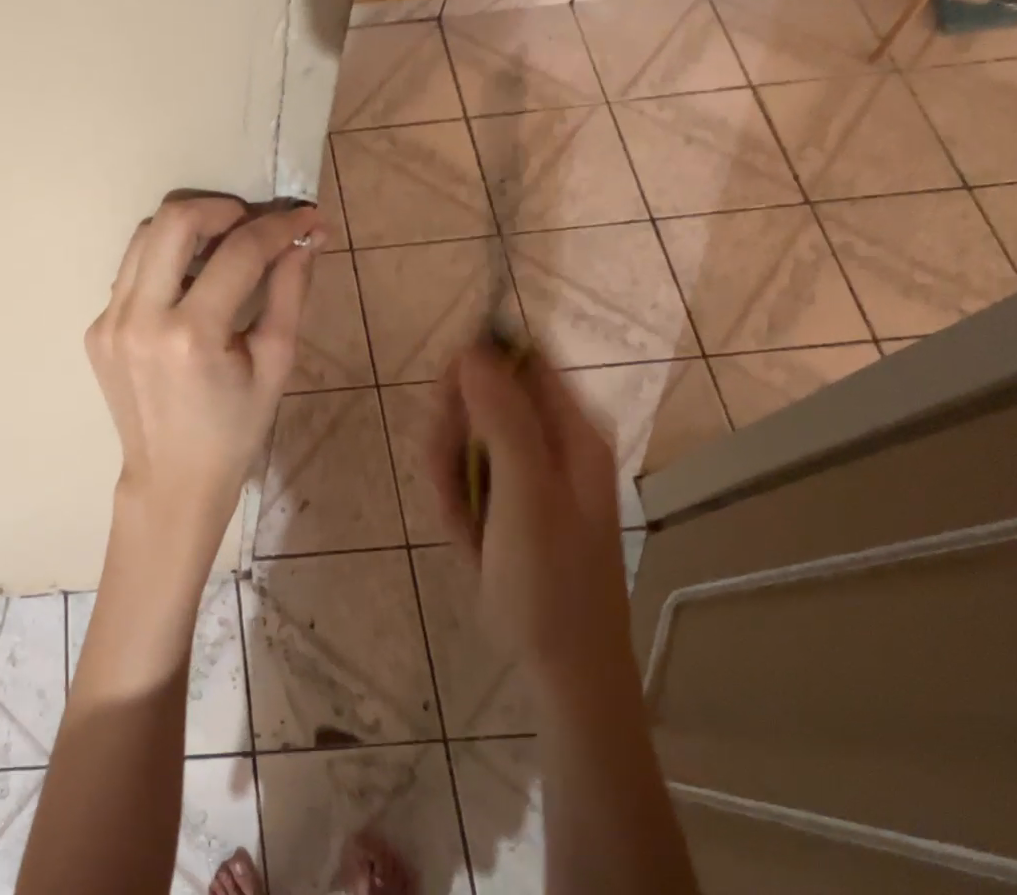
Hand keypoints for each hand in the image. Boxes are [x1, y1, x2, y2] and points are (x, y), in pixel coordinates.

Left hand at [86, 195, 325, 577]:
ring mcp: (108, 324)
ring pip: (144, 238)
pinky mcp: (96, 330)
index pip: (237, 253)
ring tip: (220, 249)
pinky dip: (164, 265)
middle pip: (172, 220)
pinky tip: (189, 289)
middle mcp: (139, 320)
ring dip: (186, 230)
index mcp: (191, 337)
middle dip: (219, 208)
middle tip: (248, 224)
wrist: (171, 480)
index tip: (301, 218)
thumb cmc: (233, 431)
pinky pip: (130, 274)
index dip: (276, 227)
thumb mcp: (274, 365)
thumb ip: (289, 294)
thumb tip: (305, 237)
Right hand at [426, 343, 634, 699]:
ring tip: (462, 526)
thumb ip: (501, 418)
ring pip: (467, 445)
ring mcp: (531, 478)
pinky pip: (469, 483)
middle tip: (448, 479)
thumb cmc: (550, 579)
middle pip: (484, 402)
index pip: (522, 362)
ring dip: (450, 480)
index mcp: (571, 432)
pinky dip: (457, 508)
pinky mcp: (512, 508)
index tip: (445, 406)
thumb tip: (472, 352)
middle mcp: (554, 446)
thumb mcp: (524, 494)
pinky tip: (467, 540)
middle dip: (453, 438)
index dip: (476, 369)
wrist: (564, 663)